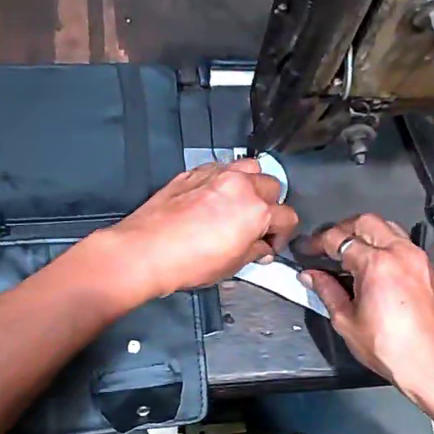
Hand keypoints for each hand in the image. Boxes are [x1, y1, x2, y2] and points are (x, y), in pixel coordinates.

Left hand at [98, 159, 299, 301]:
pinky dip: (226, 179)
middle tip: (258, 226)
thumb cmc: (185, 261)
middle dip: (270, 207)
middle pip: (272, 187)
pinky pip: (221, 168)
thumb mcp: (231, 266)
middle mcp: (240, 186)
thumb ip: (254, 251)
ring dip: (252, 184)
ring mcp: (216, 175)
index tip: (272, 244)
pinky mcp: (194, 173)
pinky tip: (217, 198)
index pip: (287, 217)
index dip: (282, 235)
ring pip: (250, 168)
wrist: (145, 251)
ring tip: (241, 205)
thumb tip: (261, 248)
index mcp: (256, 210)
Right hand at [300, 214, 433, 396]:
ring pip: (386, 228)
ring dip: (364, 233)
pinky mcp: (426, 269)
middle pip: (365, 222)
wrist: (430, 363)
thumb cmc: (387, 347)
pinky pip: (401, 243)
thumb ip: (327, 291)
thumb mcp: (346, 321)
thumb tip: (311, 276)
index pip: (339, 239)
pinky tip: (369, 264)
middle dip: (341, 229)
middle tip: (324, 246)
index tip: (305, 250)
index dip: (316, 243)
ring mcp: (417, 258)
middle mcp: (400, 252)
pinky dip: (382, 244)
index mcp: (377, 263)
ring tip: (346, 253)